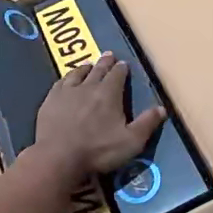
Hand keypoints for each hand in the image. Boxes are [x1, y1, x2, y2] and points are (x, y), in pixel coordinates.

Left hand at [29, 52, 165, 179]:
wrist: (58, 157)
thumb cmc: (98, 151)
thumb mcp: (131, 141)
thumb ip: (147, 123)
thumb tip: (162, 108)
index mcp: (109, 94)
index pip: (117, 74)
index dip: (122, 68)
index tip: (124, 64)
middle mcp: (88, 87)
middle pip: (98, 69)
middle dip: (105, 62)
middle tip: (109, 55)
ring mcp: (66, 92)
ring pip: (77, 73)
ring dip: (85, 68)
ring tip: (89, 65)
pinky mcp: (50, 101)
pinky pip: (60, 83)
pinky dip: (66, 78)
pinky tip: (66, 80)